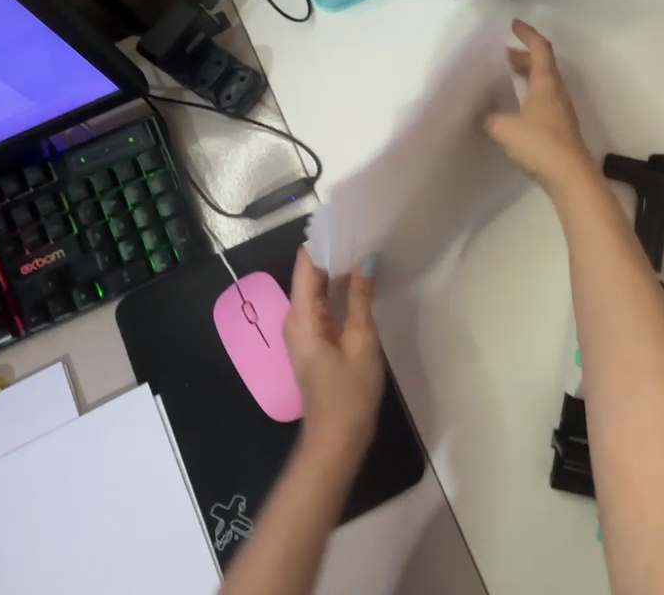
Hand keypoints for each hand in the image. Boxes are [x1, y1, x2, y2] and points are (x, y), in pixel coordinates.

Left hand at [285, 245, 384, 461]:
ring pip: (318, 288)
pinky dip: (340, 290)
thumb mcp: (361, 342)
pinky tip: (362, 282)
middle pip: (311, 273)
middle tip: (366, 230)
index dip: (325, 240)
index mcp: (302, 316)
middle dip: (335, 252)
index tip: (349, 220)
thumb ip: (361, 299)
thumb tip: (366, 260)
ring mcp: (303, 330)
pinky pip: (323, 304)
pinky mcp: (314, 340)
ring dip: (340, 271)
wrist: (336, 442)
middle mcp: (295, 318)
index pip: (307, 263)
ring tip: (368, 248)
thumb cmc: (349, 394)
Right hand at [486, 20, 598, 192]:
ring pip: (544, 83)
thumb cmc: (539, 143)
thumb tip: (484, 115)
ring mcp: (561, 110)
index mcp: (546, 82)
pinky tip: (517, 106)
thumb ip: (491, 118)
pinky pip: (544, 100)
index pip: (540, 49)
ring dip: (527, 75)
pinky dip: (530, 94)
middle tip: (503, 55)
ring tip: (507, 77)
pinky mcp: (560, 128)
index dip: (527, 34)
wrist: (570, 175)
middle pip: (542, 65)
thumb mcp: (505, 128)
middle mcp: (556, 92)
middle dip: (523, 56)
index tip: (513, 25)